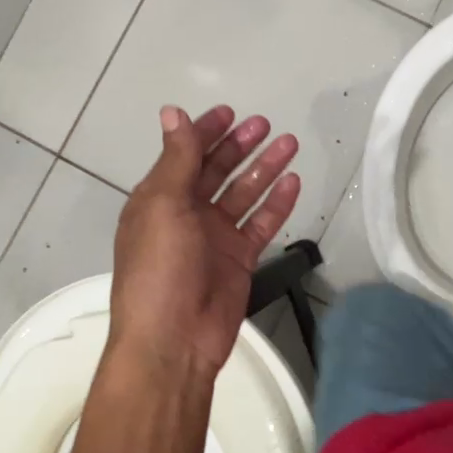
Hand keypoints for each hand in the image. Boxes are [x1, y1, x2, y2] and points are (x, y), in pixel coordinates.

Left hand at [108, 104, 301, 375]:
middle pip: (217, 171)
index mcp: (158, 200)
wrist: (174, 339)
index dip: (205, 132)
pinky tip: (294, 182)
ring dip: (265, 168)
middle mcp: (186, 214)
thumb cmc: (159, 269)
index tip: (230, 112)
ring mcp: (215, 237)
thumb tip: (172, 112)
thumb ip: (177, 159)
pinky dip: (277, 203)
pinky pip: (262, 223)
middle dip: (239, 146)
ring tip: (290, 143)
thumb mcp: (163, 206)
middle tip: (264, 124)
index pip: (184, 156)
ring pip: (244, 193)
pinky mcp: (240, 258)